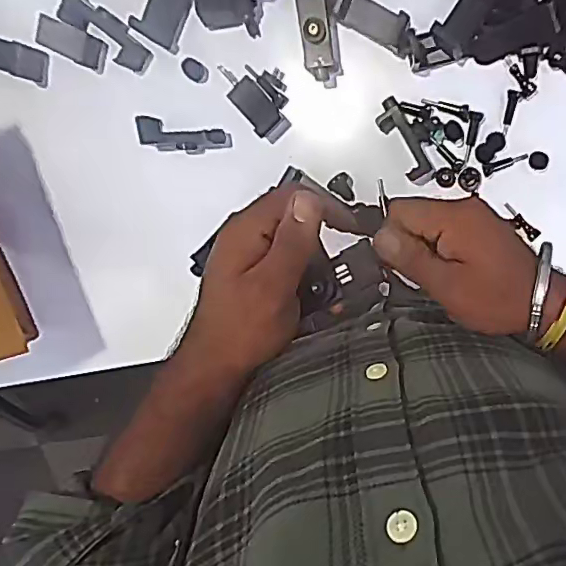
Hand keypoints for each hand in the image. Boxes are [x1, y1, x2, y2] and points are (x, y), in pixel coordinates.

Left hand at [175, 184, 327, 380]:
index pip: (292, 196)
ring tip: (320, 291)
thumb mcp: (274, 285)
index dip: (327, 207)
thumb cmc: (236, 335)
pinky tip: (306, 302)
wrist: (216, 369)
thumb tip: (309, 202)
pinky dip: (302, 279)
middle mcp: (243, 239)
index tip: (350, 226)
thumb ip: (293, 242)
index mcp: (245, 231)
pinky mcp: (253, 278)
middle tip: (338, 263)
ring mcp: (247, 259)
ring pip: (292, 244)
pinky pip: (285, 266)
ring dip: (313, 263)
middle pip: (293, 218)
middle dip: (321, 240)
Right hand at [371, 196, 565, 336]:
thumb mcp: (446, 285)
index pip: (397, 210)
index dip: (391, 241)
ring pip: (426, 224)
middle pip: (410, 214)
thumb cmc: (503, 297)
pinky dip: (440, 249)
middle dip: (408, 245)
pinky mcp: (478, 226)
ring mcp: (473, 215)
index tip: (401, 265)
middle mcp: (464, 208)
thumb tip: (381, 238)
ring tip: (443, 275)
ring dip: (424, 249)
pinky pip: (444, 230)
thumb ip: (410, 258)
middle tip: (424, 274)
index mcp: (453, 217)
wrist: (540, 302)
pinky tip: (453, 271)